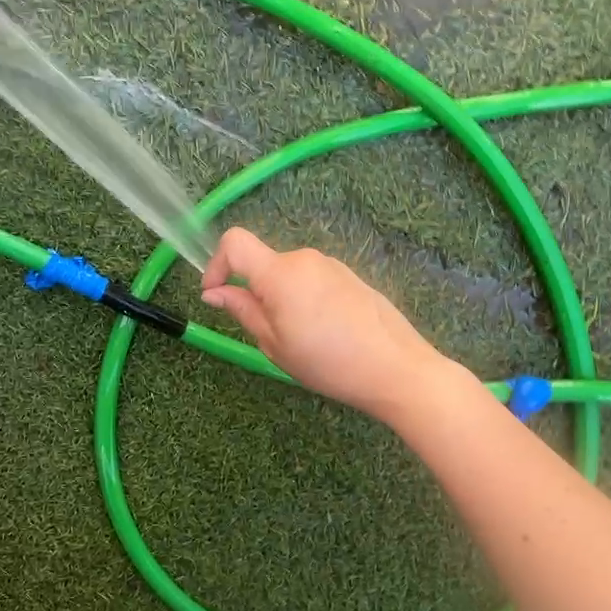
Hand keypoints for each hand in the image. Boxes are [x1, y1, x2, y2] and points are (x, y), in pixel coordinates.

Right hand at [200, 227, 462, 421]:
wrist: (397, 369)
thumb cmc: (327, 361)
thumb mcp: (274, 343)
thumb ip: (242, 310)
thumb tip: (214, 292)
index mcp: (279, 273)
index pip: (234, 242)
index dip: (216, 264)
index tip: (215, 294)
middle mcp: (304, 259)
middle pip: (262, 263)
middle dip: (252, 291)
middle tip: (265, 333)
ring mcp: (331, 266)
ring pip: (288, 274)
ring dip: (280, 297)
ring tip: (300, 338)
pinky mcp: (350, 277)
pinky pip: (312, 281)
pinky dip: (303, 299)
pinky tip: (325, 333)